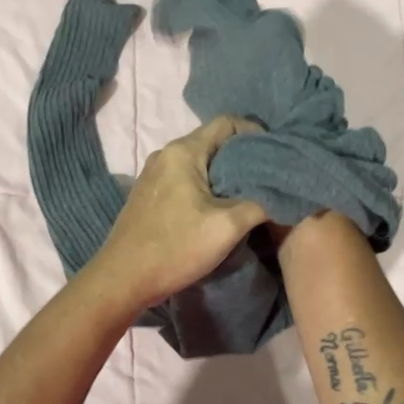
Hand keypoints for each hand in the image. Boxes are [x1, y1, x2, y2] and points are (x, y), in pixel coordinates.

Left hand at [88, 116, 269, 309]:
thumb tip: (280, 195)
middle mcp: (166, 155)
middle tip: (268, 178)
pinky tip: (219, 208)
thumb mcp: (227, 227)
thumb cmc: (175, 248)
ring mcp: (153, 175)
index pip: (226, 123)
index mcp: (183, 152)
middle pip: (213, 142)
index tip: (276, 156)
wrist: (122, 280)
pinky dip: (207, 187)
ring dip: (225, 174)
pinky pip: (185, 179)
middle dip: (243, 157)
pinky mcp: (149, 195)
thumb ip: (260, 204)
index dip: (255, 134)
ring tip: (249, 194)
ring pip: (199, 163)